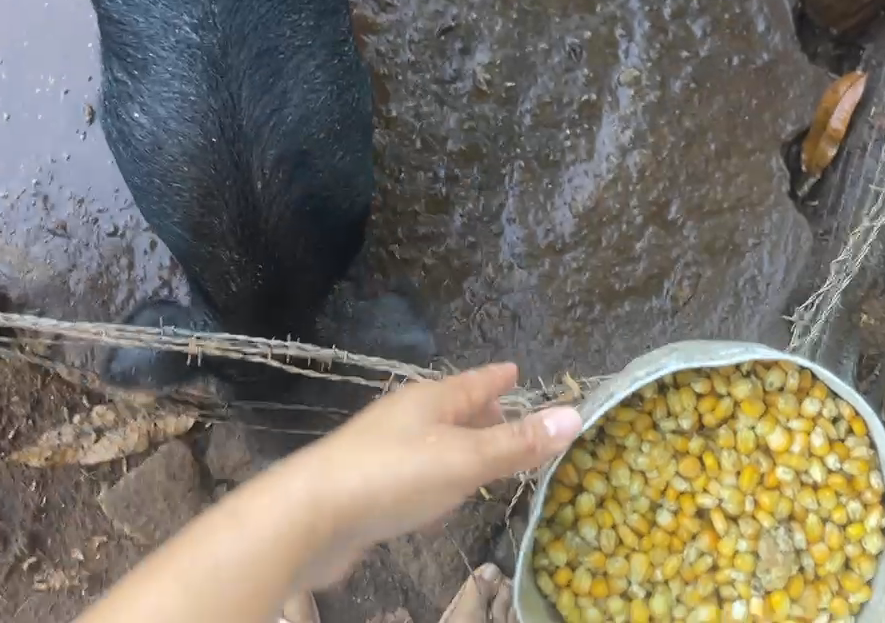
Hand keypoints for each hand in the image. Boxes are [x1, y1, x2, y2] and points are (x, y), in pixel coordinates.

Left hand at [269, 364, 582, 589]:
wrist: (309, 516)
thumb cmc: (394, 476)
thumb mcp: (465, 460)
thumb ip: (517, 443)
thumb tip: (575, 415)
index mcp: (432, 399)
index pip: (475, 382)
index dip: (498, 378)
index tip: (515, 369)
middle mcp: (408, 416)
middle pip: (455, 408)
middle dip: (483, 413)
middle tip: (511, 421)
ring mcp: (384, 448)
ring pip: (434, 440)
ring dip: (460, 446)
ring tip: (482, 460)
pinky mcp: (368, 483)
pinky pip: (415, 471)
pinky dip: (437, 476)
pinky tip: (438, 500)